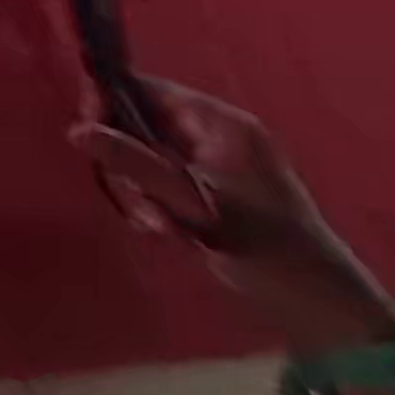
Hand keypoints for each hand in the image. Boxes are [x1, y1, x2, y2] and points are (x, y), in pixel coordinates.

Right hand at [69, 77, 394, 352]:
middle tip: (127, 192)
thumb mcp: (191, 200)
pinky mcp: (201, 185)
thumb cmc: (264, 245)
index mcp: (220, 123)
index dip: (106, 102)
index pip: (143, 88)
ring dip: (134, 188)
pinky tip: (160, 228)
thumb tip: (74, 130)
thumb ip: (131, 161)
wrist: (320, 307)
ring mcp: (207, 160)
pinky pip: (151, 176)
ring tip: (154, 224)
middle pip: (134, 122)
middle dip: (122, 160)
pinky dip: (146, 200)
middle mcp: (211, 133)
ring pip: (137, 153)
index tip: (86, 134)